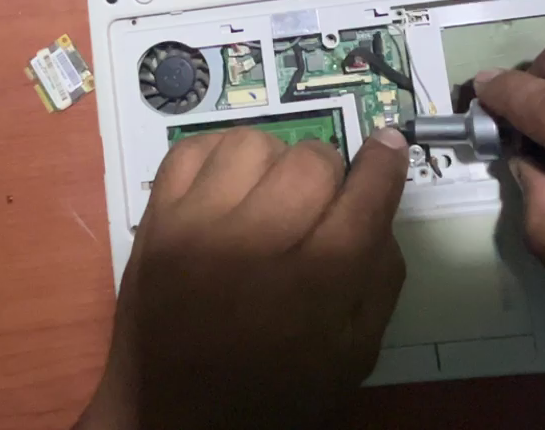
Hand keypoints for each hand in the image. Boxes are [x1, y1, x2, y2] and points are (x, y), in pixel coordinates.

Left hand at [77, 126, 409, 429]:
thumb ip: (381, 275)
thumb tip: (381, 197)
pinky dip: (217, 157)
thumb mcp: (354, 354)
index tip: (388, 144)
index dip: (385, 162)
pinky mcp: (157, 216)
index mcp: (316, 285)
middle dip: (326, 175)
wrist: (174, 420)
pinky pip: (195, 147)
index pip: (366, 196)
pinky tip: (224, 189)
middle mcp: (258, 241)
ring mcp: (199, 224)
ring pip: (254, 143)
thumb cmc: (276, 391)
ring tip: (264, 197)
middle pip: (312, 160)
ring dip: (271, 164)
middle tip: (313, 206)